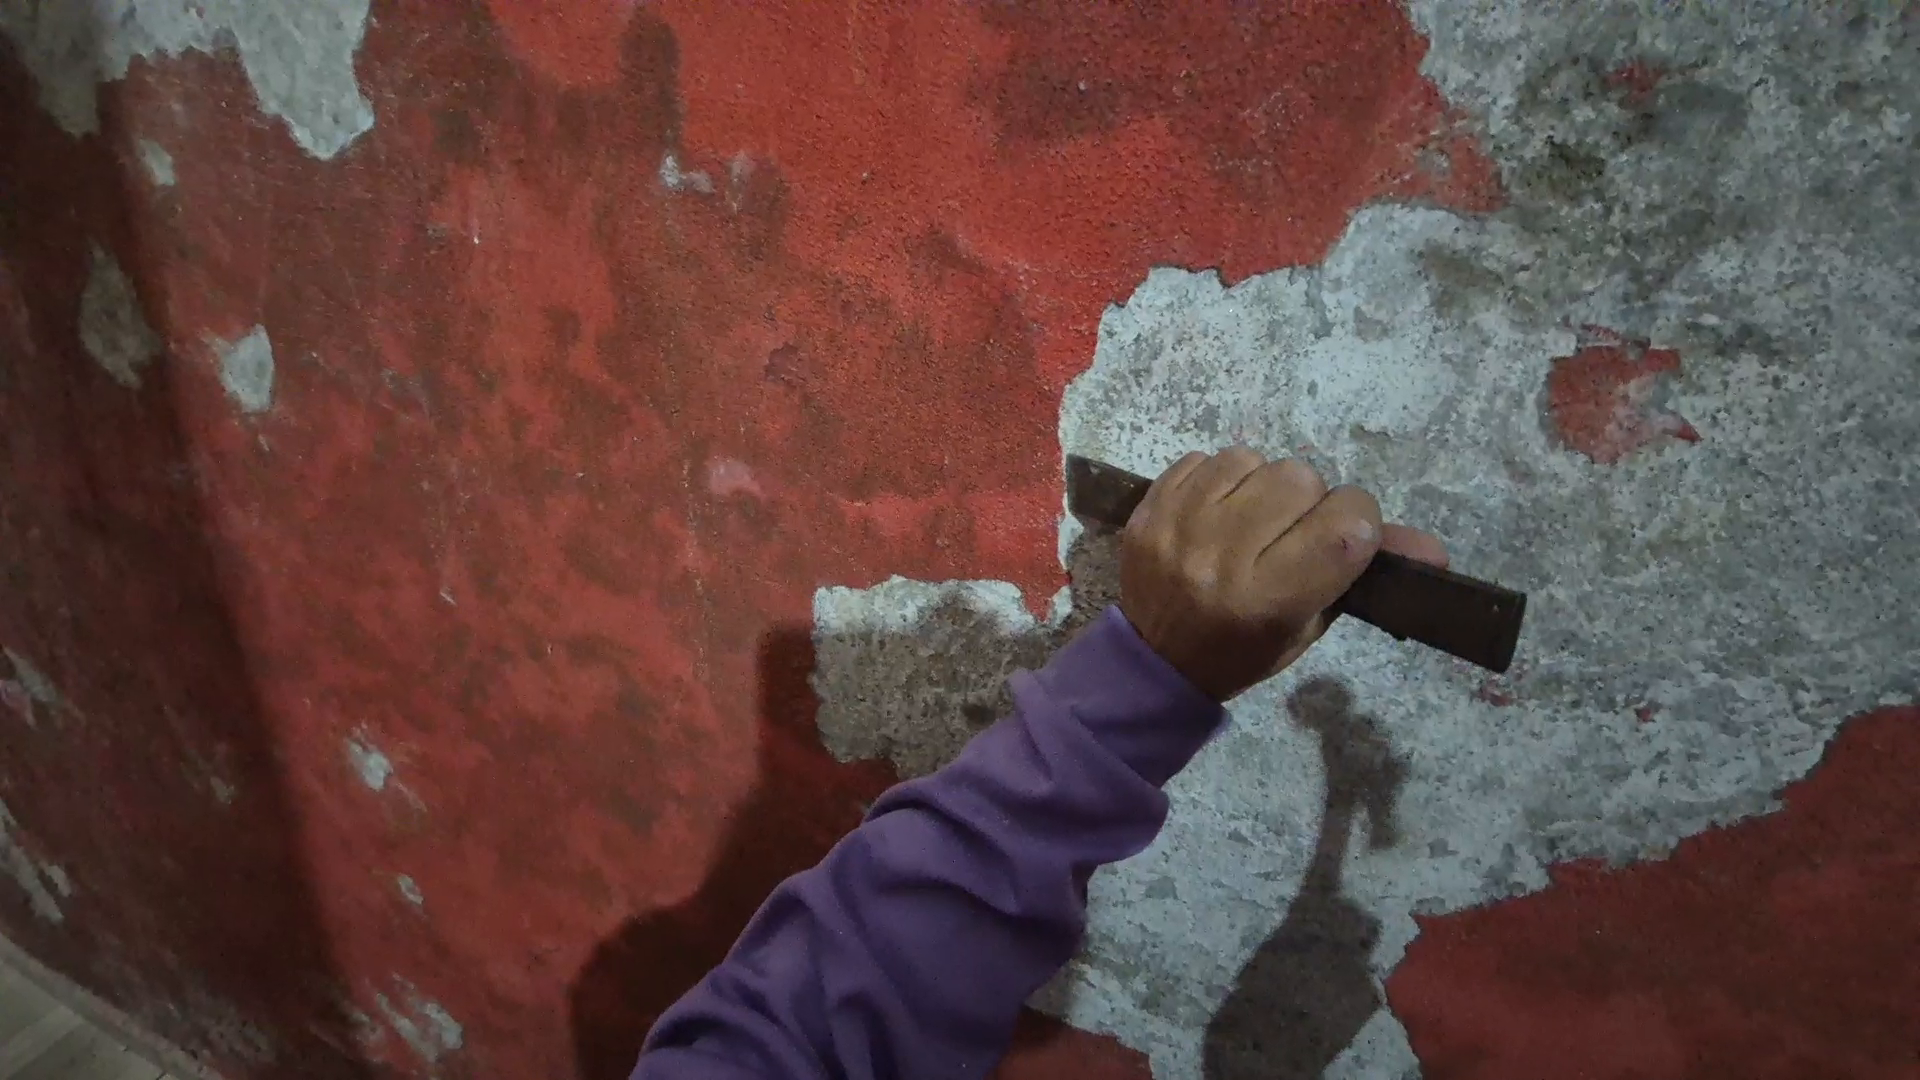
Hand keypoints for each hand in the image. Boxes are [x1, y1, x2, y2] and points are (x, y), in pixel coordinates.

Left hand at [1117, 447, 1448, 700]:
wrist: (1155, 656)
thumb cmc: (1242, 648)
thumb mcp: (1308, 624)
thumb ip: (1363, 576)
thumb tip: (1435, 548)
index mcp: (1268, 598)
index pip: (1345, 525)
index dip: (1357, 518)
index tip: (1343, 532)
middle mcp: (1220, 557)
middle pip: (1298, 478)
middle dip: (1307, 499)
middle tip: (1289, 529)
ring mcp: (1177, 527)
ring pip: (1249, 458)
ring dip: (1259, 482)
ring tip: (1247, 518)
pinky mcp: (1149, 508)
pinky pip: (1202, 459)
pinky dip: (1217, 478)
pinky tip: (1213, 510)